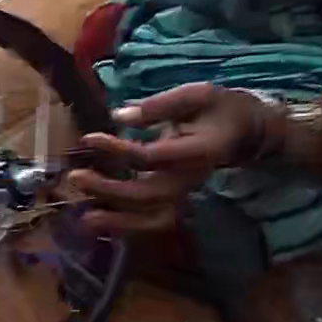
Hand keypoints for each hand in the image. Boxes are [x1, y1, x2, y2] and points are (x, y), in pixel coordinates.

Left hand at [62, 82, 274, 235]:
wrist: (245, 132)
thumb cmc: (218, 110)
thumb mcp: (198, 95)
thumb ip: (161, 105)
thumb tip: (119, 117)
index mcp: (199, 150)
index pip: (152, 157)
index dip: (117, 150)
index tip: (88, 138)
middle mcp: (192, 177)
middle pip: (148, 194)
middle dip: (108, 189)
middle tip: (75, 177)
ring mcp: (184, 192)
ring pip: (152, 216)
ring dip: (116, 219)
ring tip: (84, 217)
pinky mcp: (176, 199)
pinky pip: (153, 221)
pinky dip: (127, 226)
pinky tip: (98, 223)